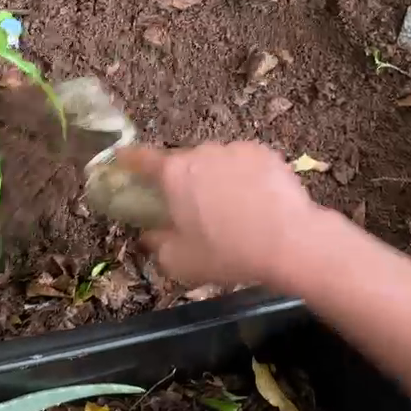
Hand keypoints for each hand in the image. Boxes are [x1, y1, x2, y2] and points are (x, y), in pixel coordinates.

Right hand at [119, 141, 331, 289]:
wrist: (289, 241)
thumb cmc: (228, 253)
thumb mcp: (181, 261)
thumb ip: (158, 245)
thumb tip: (149, 235)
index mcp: (175, 174)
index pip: (142, 159)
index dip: (129, 159)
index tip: (120, 158)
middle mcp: (202, 153)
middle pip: (184, 162)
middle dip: (185, 180)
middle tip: (194, 208)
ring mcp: (235, 149)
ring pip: (217, 161)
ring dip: (217, 178)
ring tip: (233, 209)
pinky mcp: (264, 152)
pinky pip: (245, 162)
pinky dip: (245, 176)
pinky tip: (256, 200)